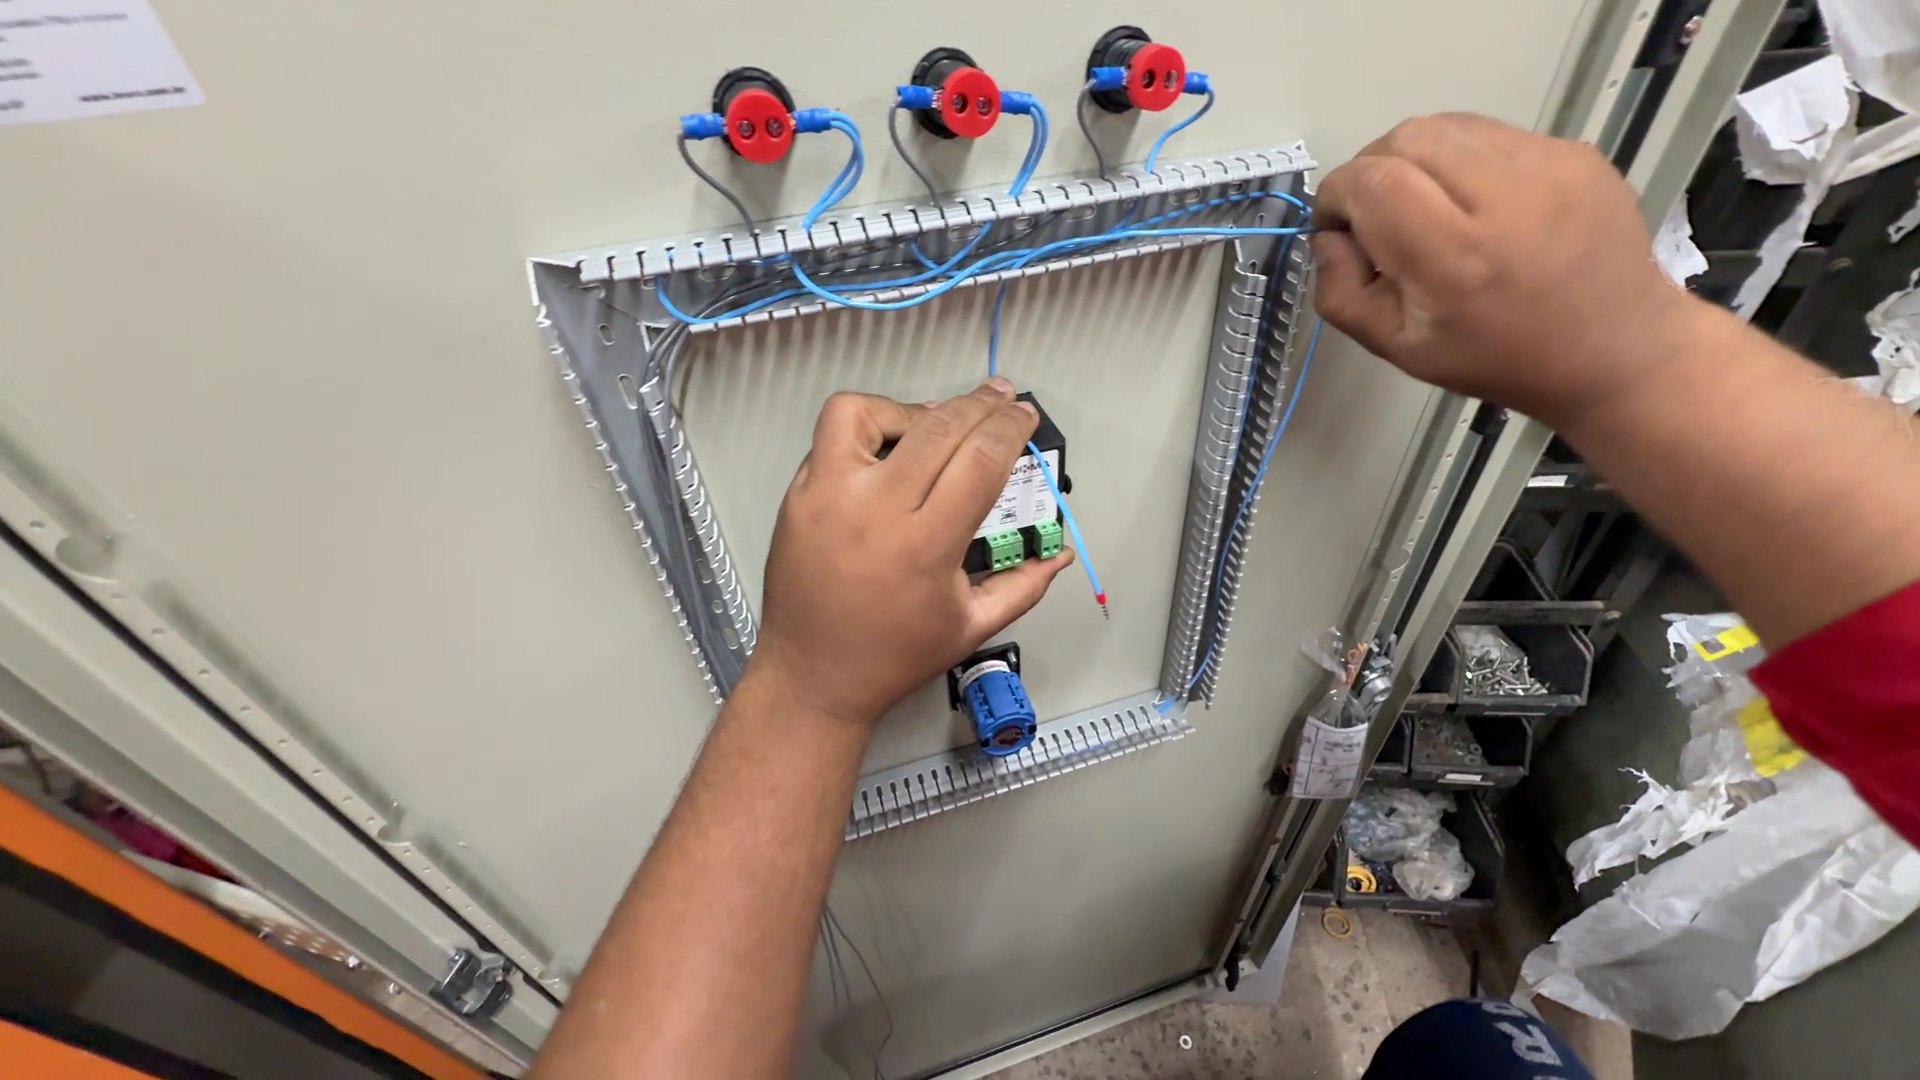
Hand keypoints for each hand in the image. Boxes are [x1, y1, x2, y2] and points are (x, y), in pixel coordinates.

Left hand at [748, 378, 1075, 729]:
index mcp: (926, 545)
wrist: (813, 677)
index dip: (1010, 427)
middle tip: (1000, 398)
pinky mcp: (799, 495)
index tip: (1023, 416)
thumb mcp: (971, 627)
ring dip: (912, 407)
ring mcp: (829, 497)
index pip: (981, 459)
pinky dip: (864, 425)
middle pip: (941, 426)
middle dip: (981, 403)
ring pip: (869, 413)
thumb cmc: (892, 657)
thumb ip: (1024, 585)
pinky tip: (887, 446)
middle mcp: (876, 511)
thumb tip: (1062, 553)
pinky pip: (830, 434)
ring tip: (935, 421)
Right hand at [1312, 113, 1702, 427]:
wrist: (1610, 348)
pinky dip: (1456, 159)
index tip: (1335, 226)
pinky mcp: (1573, 151)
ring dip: (1410, 158)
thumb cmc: (1491, 358)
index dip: (1336, 195)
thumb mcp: (1394, 347)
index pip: (1373, 182)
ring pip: (1445, 125)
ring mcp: (1548, 165)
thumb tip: (1327, 238)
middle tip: (1369, 215)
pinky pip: (1489, 134)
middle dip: (1368, 170)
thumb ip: (1340, 294)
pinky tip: (1466, 202)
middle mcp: (1504, 198)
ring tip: (1417, 205)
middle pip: (1405, 138)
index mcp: (1454, 258)